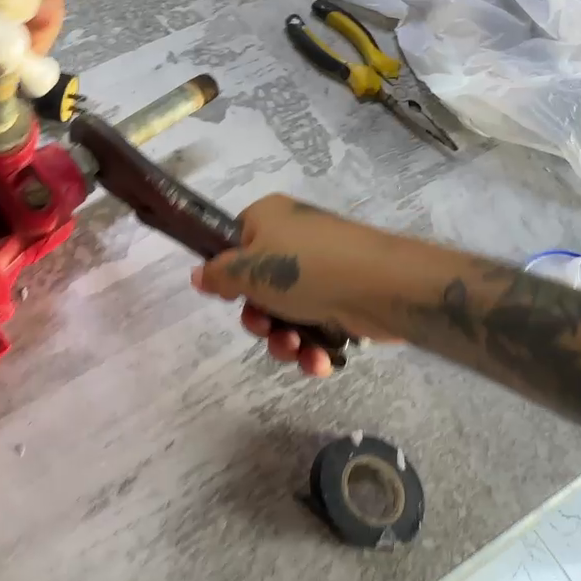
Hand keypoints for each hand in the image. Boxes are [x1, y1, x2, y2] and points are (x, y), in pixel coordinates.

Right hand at [189, 194, 400, 375]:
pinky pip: (315, 325)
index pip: (236, 244)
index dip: (229, 274)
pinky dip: (312, 346)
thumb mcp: (249, 270)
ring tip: (294, 350)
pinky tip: (318, 362)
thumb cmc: (306, 268)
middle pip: (258, 285)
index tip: (230, 296)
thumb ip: (217, 275)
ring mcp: (322, 270)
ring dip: (283, 339)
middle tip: (263, 329)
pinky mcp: (345, 299)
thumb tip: (196, 275)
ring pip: (286, 311)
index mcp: (268, 219)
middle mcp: (294, 240)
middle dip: (258, 318)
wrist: (385, 286)